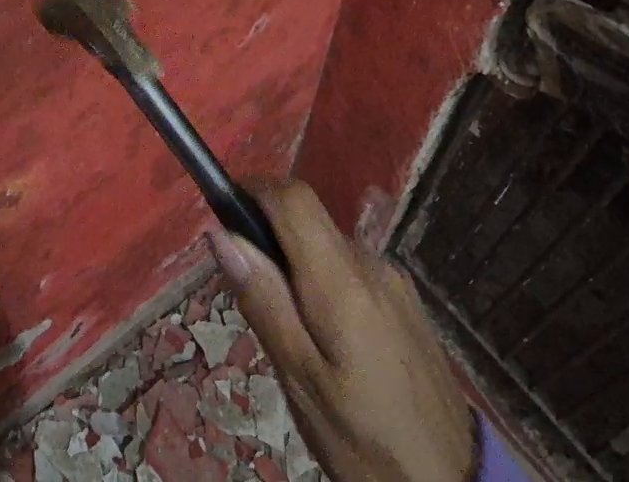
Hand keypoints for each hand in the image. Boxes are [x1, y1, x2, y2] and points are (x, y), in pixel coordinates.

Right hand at [207, 181, 477, 481]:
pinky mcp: (407, 304)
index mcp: (342, 279)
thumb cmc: (364, 437)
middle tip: (257, 309)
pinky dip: (324, 288)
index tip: (224, 218)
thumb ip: (263, 301)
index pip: (294, 198)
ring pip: (328, 251)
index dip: (254, 191)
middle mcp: (372, 265)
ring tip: (293, 340)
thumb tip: (222, 234)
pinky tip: (329, 346)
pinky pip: (352, 274)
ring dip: (297, 271)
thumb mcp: (300, 378)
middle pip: (309, 223)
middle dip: (270, 245)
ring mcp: (395, 284)